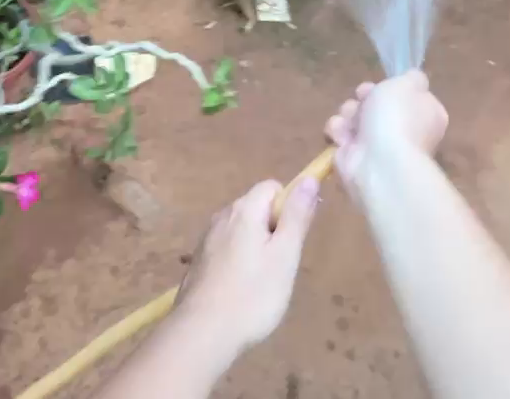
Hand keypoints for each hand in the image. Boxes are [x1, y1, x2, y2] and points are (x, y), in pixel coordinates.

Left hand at [171, 177, 319, 360]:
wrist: (203, 330)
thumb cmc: (253, 294)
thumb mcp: (285, 255)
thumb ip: (297, 216)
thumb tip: (308, 179)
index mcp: (244, 209)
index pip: (272, 187)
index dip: (289, 205)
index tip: (296, 238)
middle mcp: (222, 215)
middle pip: (256, 207)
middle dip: (275, 229)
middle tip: (283, 265)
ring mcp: (208, 237)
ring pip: (242, 228)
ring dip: (258, 245)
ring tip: (265, 281)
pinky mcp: (200, 258)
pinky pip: (228, 246)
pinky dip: (240, 259)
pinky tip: (243, 288)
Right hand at [325, 70, 448, 189]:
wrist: (380, 162)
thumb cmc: (396, 118)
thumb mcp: (408, 84)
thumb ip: (414, 77)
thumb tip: (415, 79)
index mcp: (424, 115)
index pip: (404, 95)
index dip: (389, 87)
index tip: (381, 86)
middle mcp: (403, 130)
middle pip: (375, 103)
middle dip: (364, 97)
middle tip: (362, 98)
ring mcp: (378, 145)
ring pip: (354, 115)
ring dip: (348, 113)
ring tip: (351, 121)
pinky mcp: (355, 156)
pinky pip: (341, 133)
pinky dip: (339, 131)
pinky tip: (343, 136)